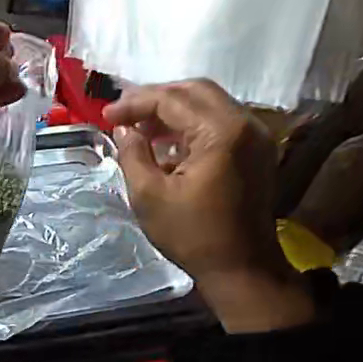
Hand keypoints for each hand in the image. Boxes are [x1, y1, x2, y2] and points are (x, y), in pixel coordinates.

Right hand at [105, 80, 314, 331]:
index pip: (171, 99)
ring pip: (208, 104)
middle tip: (123, 115)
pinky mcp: (256, 151)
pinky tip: (166, 144)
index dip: (134, 103)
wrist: (243, 270)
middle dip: (155, 99)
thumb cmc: (193, 235)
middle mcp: (245, 123)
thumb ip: (133, 154)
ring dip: (173, 111)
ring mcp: (255, 136)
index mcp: (221, 132)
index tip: (105, 116)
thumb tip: (124, 130)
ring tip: (140, 129)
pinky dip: (191, 125)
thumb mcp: (149, 196)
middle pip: (194, 91)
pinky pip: (220, 122)